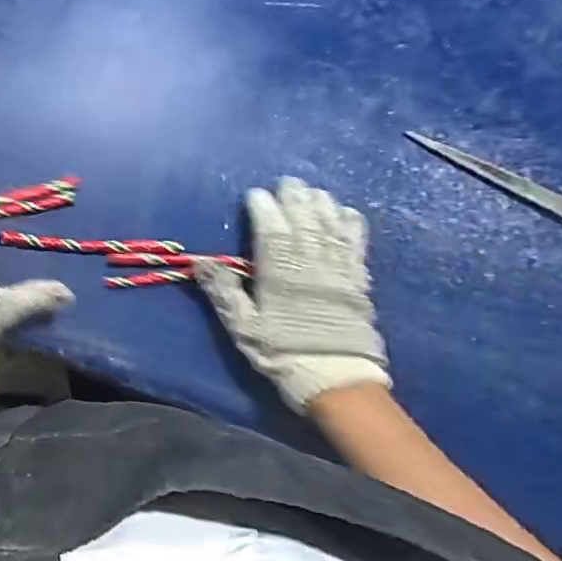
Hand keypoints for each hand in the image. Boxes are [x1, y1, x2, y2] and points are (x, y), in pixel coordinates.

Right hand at [194, 177, 389, 412]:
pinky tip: (348, 213)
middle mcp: (312, 268)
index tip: (255, 193)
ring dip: (323, 208)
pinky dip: (352, 228)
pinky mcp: (358, 284)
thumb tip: (203, 261)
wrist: (335, 379)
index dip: (264, 211)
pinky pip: (356, 248)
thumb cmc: (280, 352)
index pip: (272, 234)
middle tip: (288, 181)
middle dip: (295, 201)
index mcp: (280, 276)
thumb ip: (224, 292)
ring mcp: (339, 274)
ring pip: (330, 231)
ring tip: (314, 190)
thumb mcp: (242, 325)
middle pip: (304, 226)